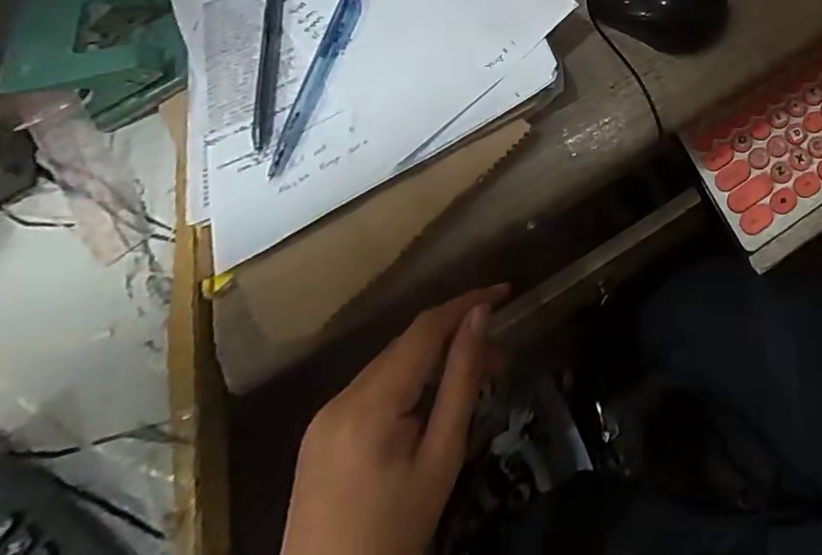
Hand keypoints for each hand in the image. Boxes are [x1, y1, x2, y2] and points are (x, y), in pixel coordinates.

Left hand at [281, 285, 509, 554]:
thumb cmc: (397, 533)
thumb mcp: (441, 459)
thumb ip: (461, 383)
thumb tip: (479, 318)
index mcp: (369, 403)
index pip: (423, 330)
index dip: (464, 303)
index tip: (503, 291)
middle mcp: (340, 396)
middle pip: (404, 346)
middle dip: (452, 336)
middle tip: (500, 352)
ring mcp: (324, 413)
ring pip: (387, 365)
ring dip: (429, 359)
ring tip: (471, 376)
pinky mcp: (318, 432)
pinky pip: (369, 388)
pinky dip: (403, 382)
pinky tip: (426, 401)